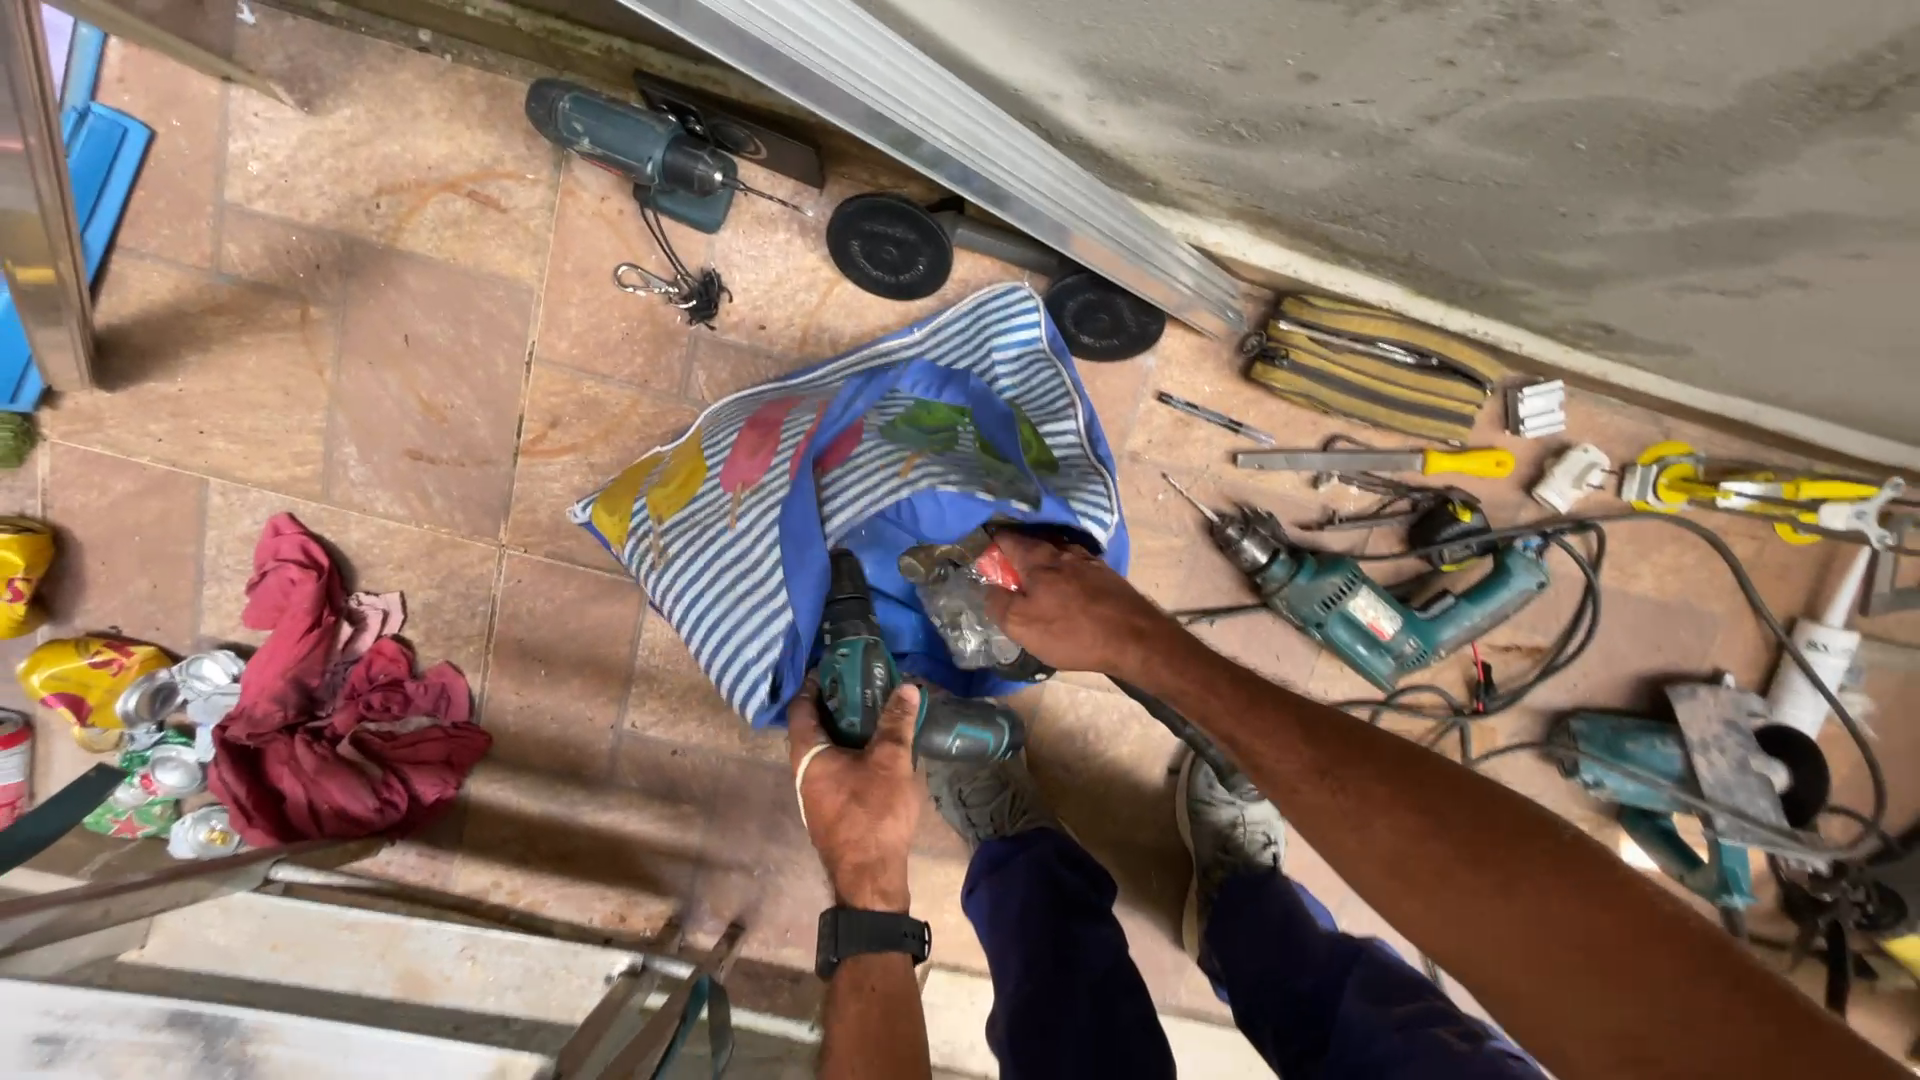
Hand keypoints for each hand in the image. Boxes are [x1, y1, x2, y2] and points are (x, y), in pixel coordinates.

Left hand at [788, 679, 921, 913]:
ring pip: (826, 749)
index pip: (801, 707)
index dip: (814, 683)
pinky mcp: (832, 808)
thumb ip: (897, 723)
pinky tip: (876, 748)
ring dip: (845, 728)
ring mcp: (816, 793)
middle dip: (835, 703)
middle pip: (813, 727)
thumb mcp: (890, 761)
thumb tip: (907, 687)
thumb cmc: (873, 812)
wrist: (870, 878)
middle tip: (862, 683)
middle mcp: (804, 772)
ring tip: (873, 710)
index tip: (834, 666)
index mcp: (807, 755)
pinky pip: (836, 766)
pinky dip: (851, 749)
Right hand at [984, 532, 1181, 677]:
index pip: (1006, 538)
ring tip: (1035, 584)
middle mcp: (1064, 551)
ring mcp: (1089, 561)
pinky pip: (1076, 569)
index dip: (990, 545)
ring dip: (1043, 565)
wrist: (1136, 639)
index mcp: (1039, 557)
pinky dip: (1065, 576)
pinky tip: (1066, 592)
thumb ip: (998, 603)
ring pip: (1057, 555)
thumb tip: (990, 588)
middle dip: (1017, 554)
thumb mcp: (1021, 624)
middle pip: (1033, 544)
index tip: (981, 558)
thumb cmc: (1072, 631)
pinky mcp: (1108, 577)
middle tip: (1006, 574)